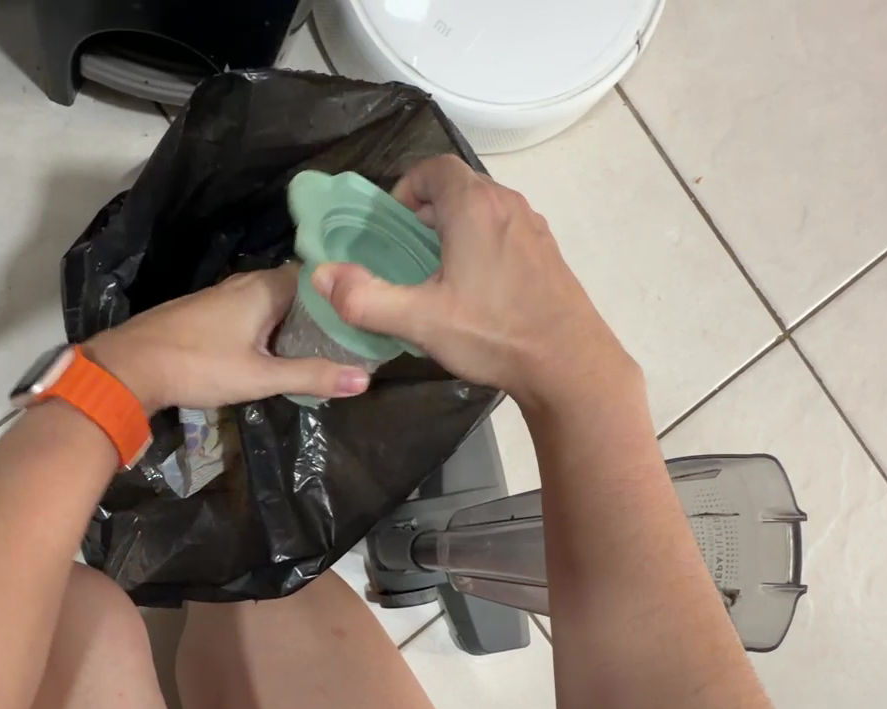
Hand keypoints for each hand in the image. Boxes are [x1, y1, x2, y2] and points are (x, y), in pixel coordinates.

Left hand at [85, 264, 371, 412]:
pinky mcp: (202, 313)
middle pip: (293, 291)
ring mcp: (220, 296)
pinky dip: (263, 329)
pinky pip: (246, 314)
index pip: (316, 277)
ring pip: (268, 304)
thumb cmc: (199, 366)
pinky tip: (267, 353)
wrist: (130, 366)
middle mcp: (244, 282)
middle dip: (317, 314)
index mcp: (265, 287)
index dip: (340, 296)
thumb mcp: (260, 377)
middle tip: (344, 341)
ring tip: (313, 351)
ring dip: (288, 324)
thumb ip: (310, 376)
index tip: (361, 317)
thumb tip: (364, 379)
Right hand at [309, 156, 639, 415]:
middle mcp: (507, 205)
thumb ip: (363, 298)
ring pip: (482, 209)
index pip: (434, 167)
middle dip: (425, 211)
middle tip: (403, 253)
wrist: (567, 364)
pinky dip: (479, 244)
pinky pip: (502, 231)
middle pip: (458, 186)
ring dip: (453, 227)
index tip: (389, 226)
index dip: (405, 187)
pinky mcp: (545, 254)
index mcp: (474, 208)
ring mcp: (532, 228)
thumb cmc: (492, 335)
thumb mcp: (418, 321)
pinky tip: (471, 290)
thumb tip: (318, 276)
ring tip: (433, 272)